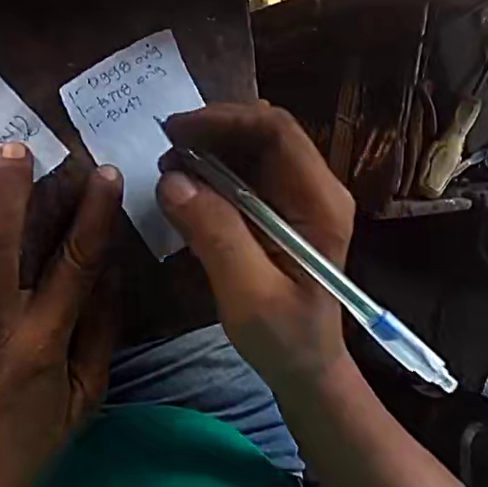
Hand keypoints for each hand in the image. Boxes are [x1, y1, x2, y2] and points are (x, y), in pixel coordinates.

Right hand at [156, 103, 355, 390]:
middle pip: (266, 131)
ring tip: (170, 166)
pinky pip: (247, 170)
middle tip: (166, 149)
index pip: (279, 132)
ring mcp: (300, 195)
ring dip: (211, 147)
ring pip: (254, 146)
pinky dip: (214, 168)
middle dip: (214, 131)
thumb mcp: (248, 296)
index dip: (226, 120)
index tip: (177, 131)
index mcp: (322, 203)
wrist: (307, 366)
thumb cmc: (286, 338)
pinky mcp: (282, 207)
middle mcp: (316, 188)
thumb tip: (174, 180)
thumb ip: (216, 236)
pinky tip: (188, 184)